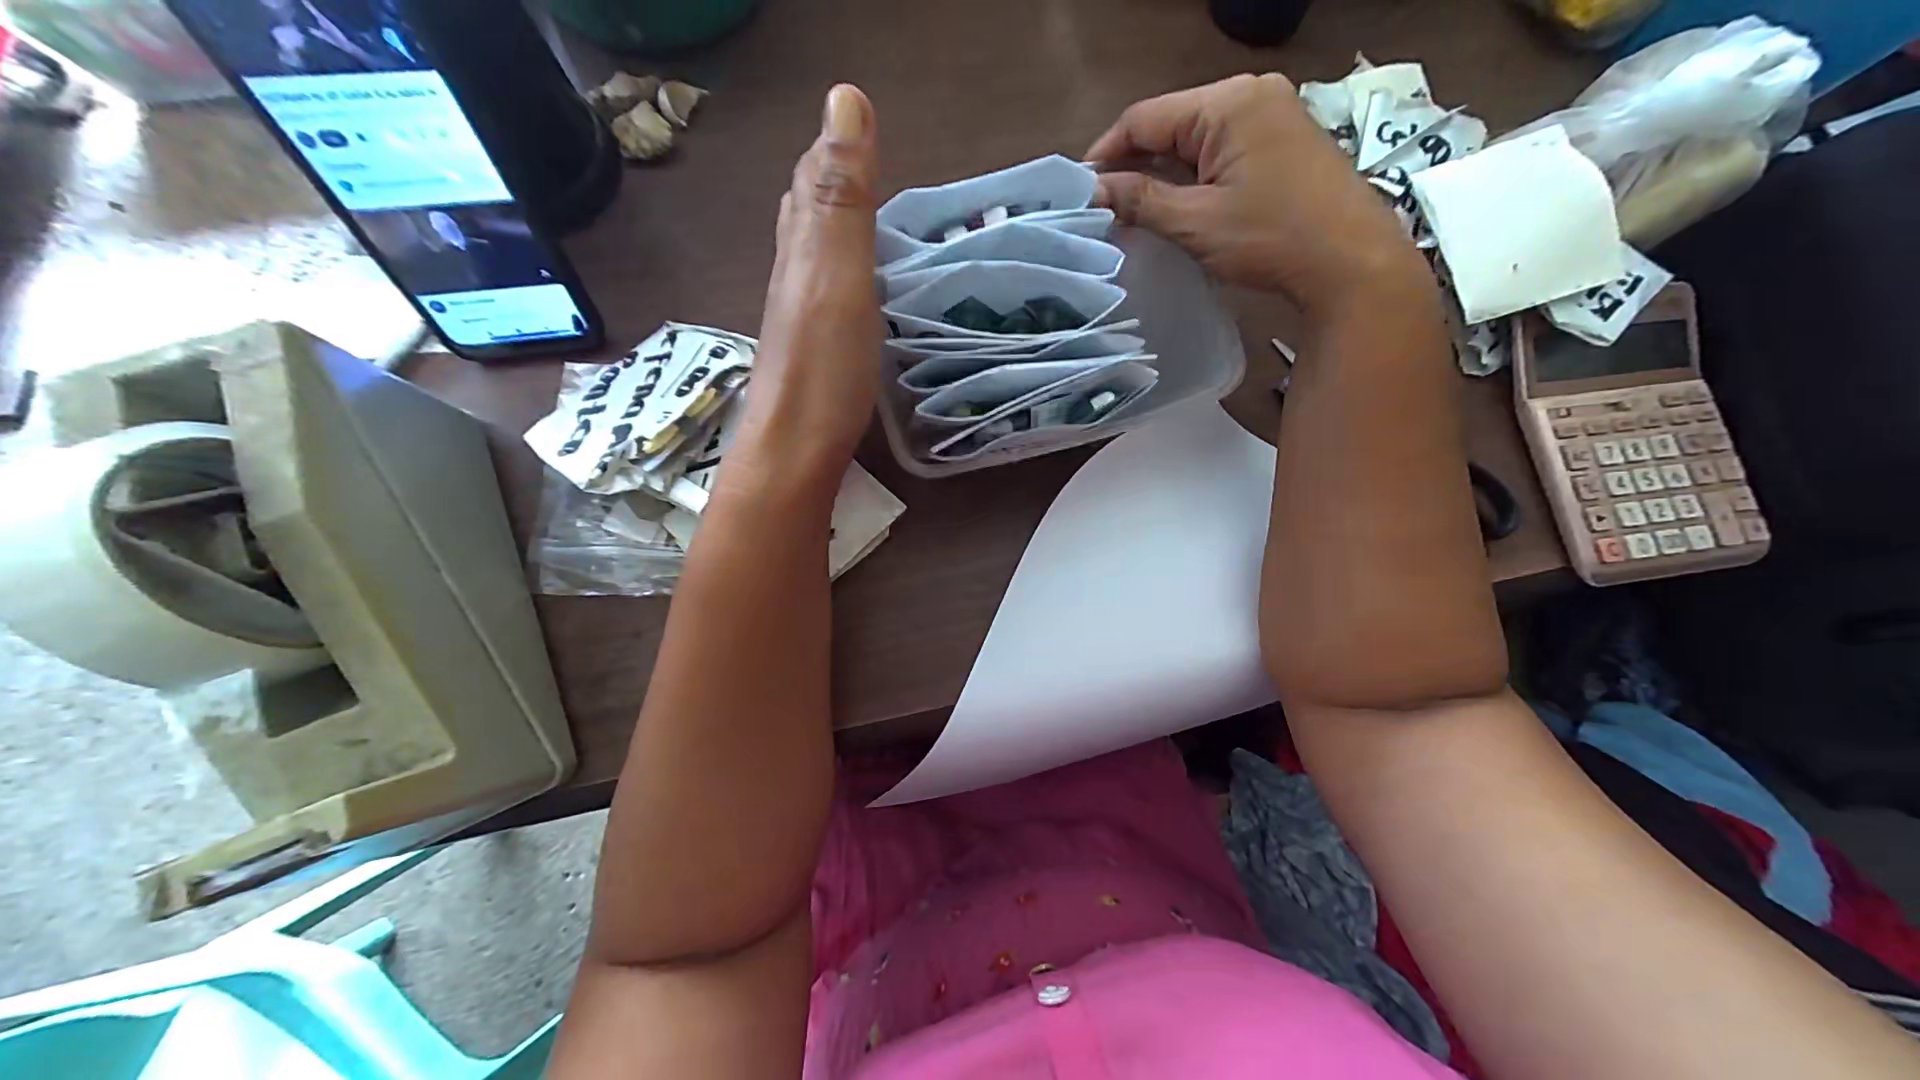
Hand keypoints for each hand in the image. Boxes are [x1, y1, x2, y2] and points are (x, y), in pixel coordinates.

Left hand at [731, 84, 880, 492]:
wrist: (794, 454)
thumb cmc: (822, 368)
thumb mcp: (837, 274)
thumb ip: (843, 197)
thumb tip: (844, 98)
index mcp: (802, 251)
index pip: (812, 182)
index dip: (832, 148)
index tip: (860, 121)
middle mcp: (794, 278)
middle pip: (803, 215)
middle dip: (827, 180)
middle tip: (861, 164)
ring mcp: (801, 320)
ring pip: (812, 258)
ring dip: (832, 228)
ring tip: (863, 218)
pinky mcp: (813, 355)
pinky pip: (826, 297)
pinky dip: (842, 276)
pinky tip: (855, 291)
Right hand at [1086, 74, 1429, 318]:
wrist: (1351, 264)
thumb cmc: (1271, 238)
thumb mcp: (1196, 221)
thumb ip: (1140, 200)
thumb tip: (1093, 192)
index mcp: (1228, 102)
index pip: (1144, 118)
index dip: (1105, 154)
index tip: (1080, 193)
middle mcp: (1251, 95)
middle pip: (1170, 126)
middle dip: (1134, 167)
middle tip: (1103, 209)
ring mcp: (1271, 117)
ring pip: (1194, 142)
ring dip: (1161, 175)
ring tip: (1131, 215)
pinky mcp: (1281, 144)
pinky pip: (1220, 152)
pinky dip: (1192, 178)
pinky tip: (1173, 208)